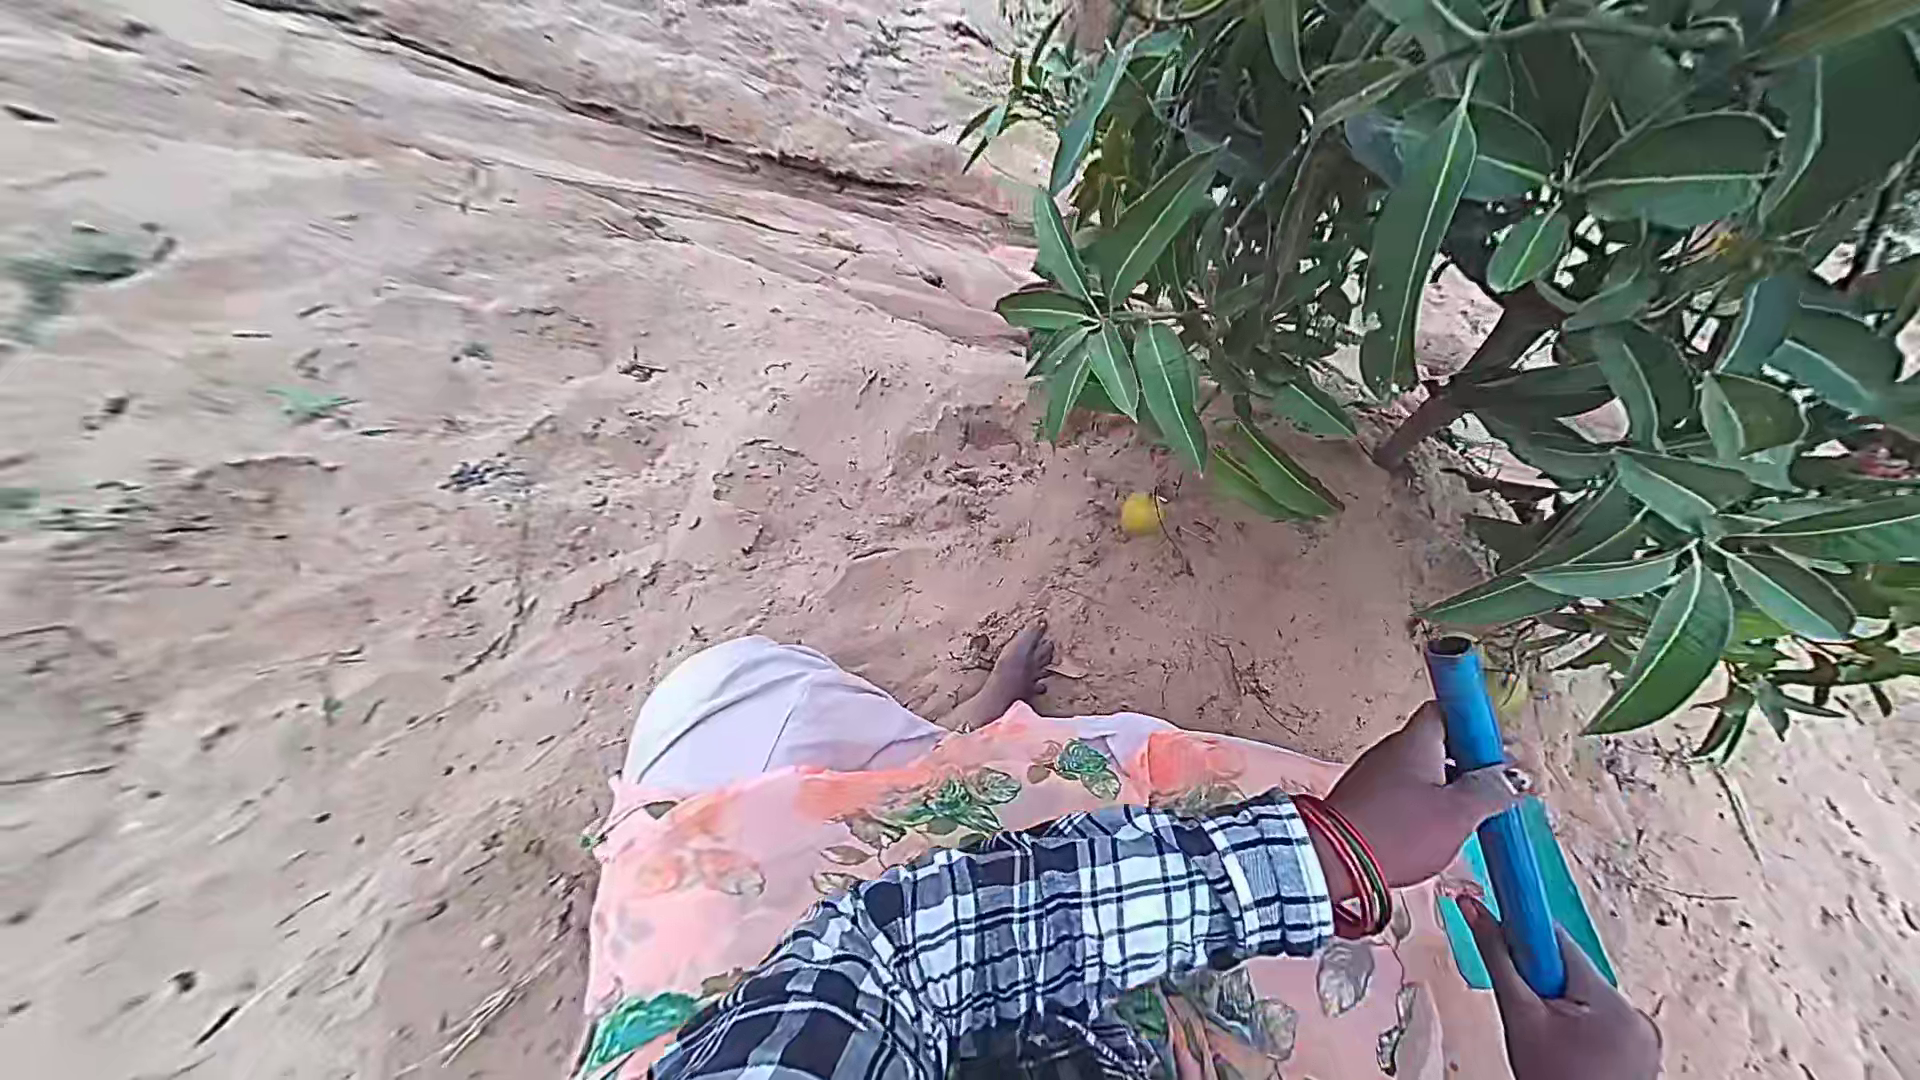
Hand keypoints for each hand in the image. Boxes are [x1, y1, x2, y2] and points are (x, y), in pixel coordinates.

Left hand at [1313, 701, 1528, 898]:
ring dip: (1454, 780)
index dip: (1475, 724)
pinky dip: (1433, 796)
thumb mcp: (1457, 811)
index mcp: (1412, 743)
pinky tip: (1450, 820)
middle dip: (1472, 757)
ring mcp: (1377, 771)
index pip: (1443, 712)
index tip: (1504, 748)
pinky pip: (1409, 785)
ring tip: (1484, 808)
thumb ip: (1490, 789)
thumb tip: (1516, 774)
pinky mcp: (1371, 794)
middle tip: (1504, 784)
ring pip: (1424, 765)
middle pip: (1437, 740)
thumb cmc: (1399, 830)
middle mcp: (1391, 750)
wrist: (1339, 856)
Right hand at [1462, 897, 1661, 1079]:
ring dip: (1548, 991)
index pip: (1552, 936)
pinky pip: (1590, 1006)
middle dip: (1534, 970)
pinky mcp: (1638, 1045)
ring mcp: (1641, 1032)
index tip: (1498, 891)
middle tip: (1518, 996)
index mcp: (1610, 1002)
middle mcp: (1635, 1012)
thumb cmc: (1553, 1079)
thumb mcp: (1516, 1011)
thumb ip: (1494, 952)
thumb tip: (1469, 903)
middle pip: (1563, 961)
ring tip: (1538, 1023)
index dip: (1519, 924)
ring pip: (1574, 985)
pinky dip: (1566, 1010)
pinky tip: (1556, 1034)